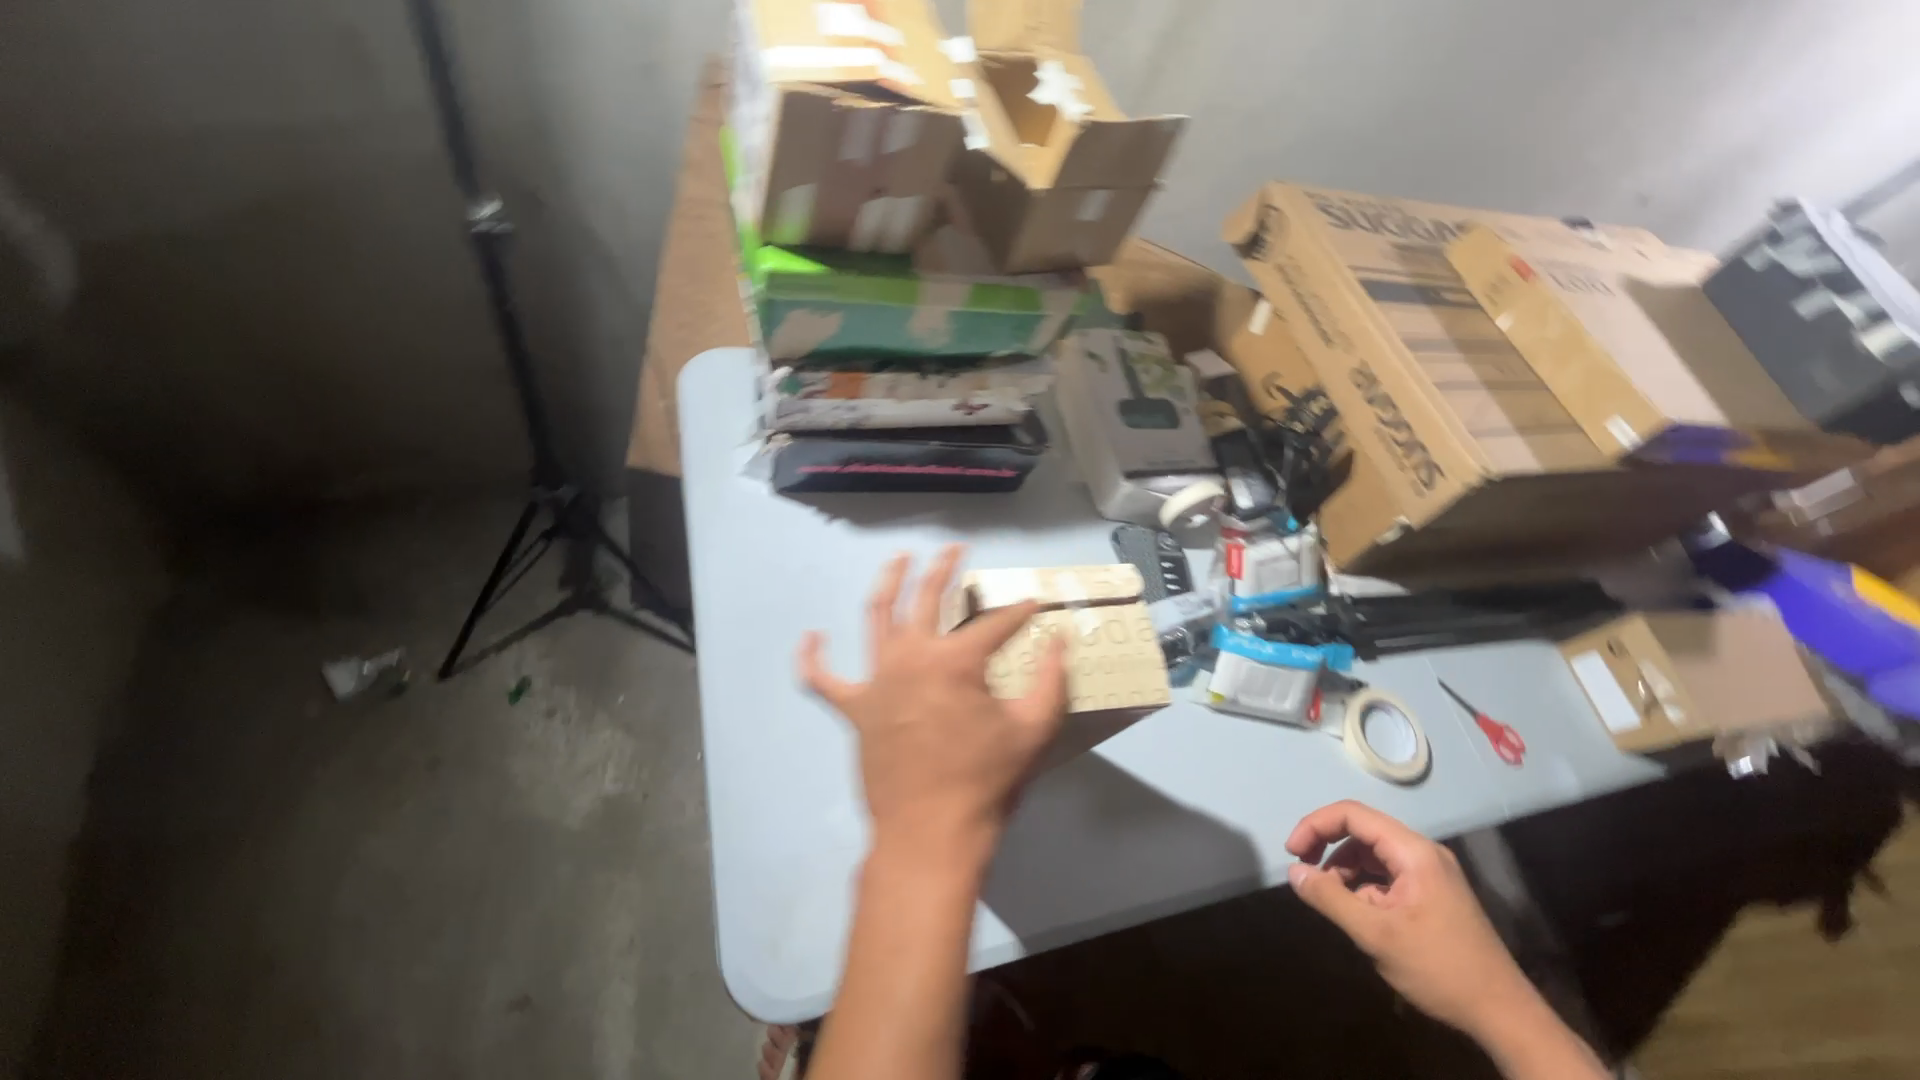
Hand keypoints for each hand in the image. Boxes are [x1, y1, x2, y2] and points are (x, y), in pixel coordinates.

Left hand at [799, 545, 1069, 855]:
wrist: (931, 834)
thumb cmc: (986, 783)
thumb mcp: (1033, 730)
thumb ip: (1052, 679)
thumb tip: (1062, 638)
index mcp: (954, 661)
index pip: (995, 623)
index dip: (1020, 611)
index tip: (1038, 603)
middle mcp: (910, 657)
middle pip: (926, 600)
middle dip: (944, 569)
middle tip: (956, 549)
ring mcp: (876, 681)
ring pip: (876, 617)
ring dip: (888, 583)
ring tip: (899, 559)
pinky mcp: (854, 710)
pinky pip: (823, 680)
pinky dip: (813, 658)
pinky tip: (811, 636)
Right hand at [1285, 801, 1539, 1038]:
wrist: (1502, 1014)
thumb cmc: (1438, 968)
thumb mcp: (1376, 934)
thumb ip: (1330, 898)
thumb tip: (1294, 871)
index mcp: (1413, 852)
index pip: (1353, 815)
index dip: (1316, 826)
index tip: (1292, 854)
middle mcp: (1423, 853)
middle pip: (1362, 830)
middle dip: (1327, 846)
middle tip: (1304, 874)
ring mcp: (1430, 873)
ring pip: (1373, 853)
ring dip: (1344, 868)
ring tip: (1329, 898)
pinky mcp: (1432, 893)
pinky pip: (1387, 874)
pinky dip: (1363, 885)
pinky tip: (1358, 913)